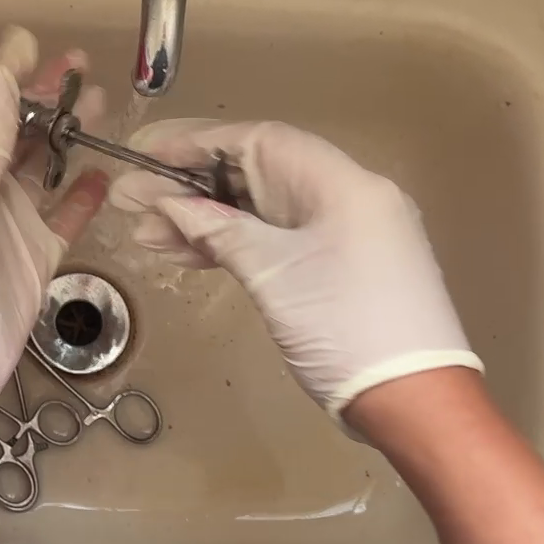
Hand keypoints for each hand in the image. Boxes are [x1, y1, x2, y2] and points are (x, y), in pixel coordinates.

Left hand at [0, 26, 106, 432]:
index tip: (29, 42)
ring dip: (65, 135)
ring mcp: (5, 223)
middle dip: (41, 97)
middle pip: (11, 132)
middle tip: (79, 65)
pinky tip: (100, 173)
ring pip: (40, 168)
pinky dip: (81, 197)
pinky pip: (63, 218)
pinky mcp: (33, 257)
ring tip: (98, 101)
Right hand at [108, 118, 479, 423]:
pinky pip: (267, 238)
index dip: (197, 142)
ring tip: (144, 233)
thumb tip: (166, 203)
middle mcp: (340, 197)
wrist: (412, 402)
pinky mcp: (327, 264)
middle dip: (188, 185)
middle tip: (131, 198)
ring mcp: (335, 233)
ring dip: (198, 219)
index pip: (258, 141)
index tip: (146, 154)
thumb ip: (215, 228)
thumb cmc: (343, 326)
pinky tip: (180, 251)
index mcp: (340, 184)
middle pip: (252, 174)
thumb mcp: (270, 271)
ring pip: (254, 210)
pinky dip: (224, 242)